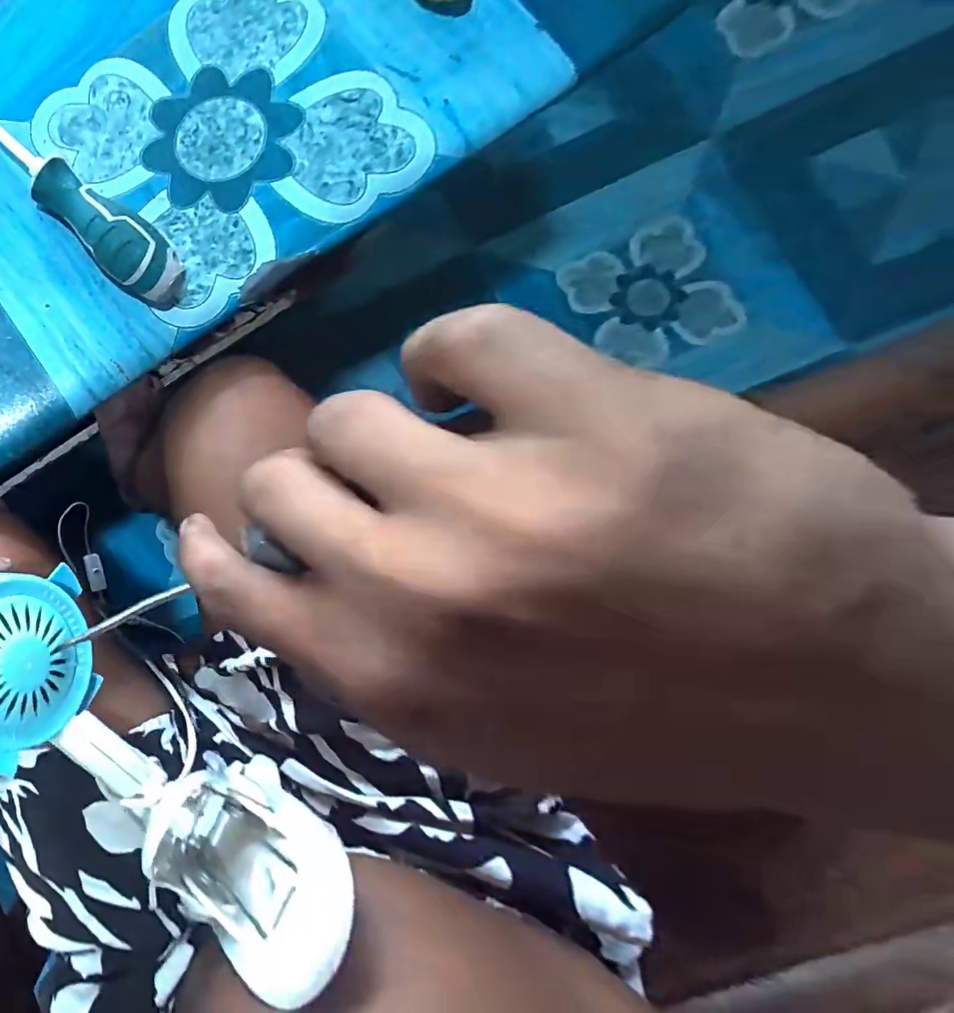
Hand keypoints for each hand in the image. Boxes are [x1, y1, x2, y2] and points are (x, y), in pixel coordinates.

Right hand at [180, 305, 953, 831]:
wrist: (856, 691)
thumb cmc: (622, 713)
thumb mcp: (452, 725)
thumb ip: (343, 656)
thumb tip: (263, 570)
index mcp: (378, 667)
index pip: (232, 585)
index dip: (207, 546)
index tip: (207, 527)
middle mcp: (411, 587)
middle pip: (272, 481)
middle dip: (311, 484)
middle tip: (365, 492)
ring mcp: (494, 499)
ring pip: (344, 414)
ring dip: (380, 431)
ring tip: (436, 443)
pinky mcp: (588, 418)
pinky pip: (454, 338)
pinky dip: (453, 354)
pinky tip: (486, 387)